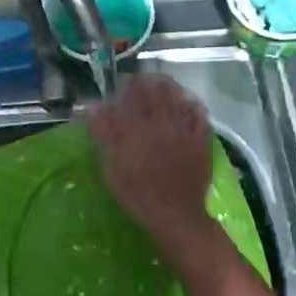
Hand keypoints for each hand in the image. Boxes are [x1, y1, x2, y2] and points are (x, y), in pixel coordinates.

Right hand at [89, 74, 213, 245]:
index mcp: (138, 127)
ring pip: (178, 98)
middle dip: (149, 83)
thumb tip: (94, 107)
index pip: (133, 94)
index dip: (128, 85)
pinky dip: (193, 105)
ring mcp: (185, 130)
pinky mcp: (201, 141)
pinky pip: (200, 115)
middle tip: (143, 81)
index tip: (124, 82)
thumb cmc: (138, 194)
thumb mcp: (112, 167)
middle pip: (157, 91)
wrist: (175, 214)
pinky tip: (189, 102)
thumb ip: (103, 134)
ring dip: (170, 88)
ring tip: (163, 85)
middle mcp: (162, 122)